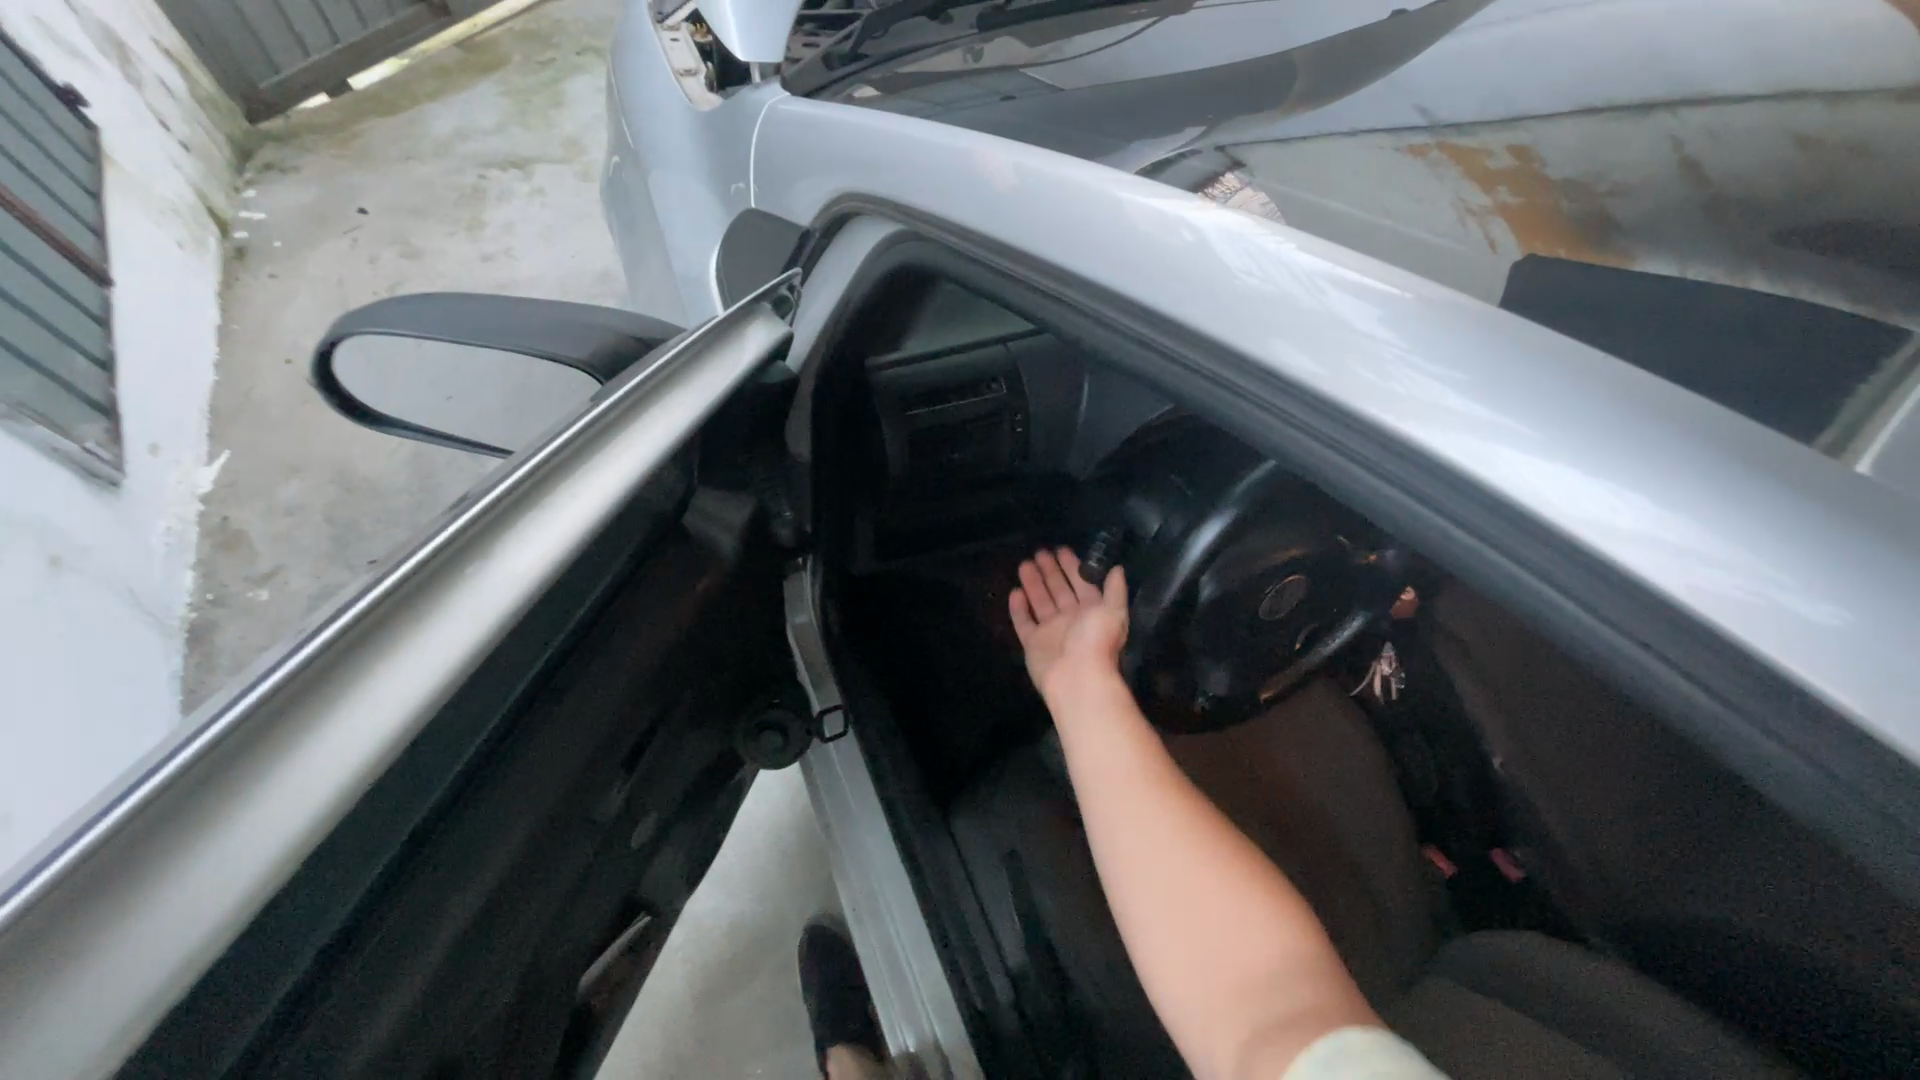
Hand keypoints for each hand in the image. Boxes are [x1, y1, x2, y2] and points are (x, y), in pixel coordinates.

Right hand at [1009, 547, 1129, 700]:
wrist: (1077, 676)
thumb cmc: (1096, 640)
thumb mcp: (1114, 610)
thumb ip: (1115, 589)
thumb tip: (1118, 569)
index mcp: (1091, 611)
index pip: (1081, 583)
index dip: (1072, 566)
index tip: (1061, 550)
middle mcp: (1071, 619)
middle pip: (1058, 590)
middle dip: (1050, 571)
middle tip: (1039, 552)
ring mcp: (1050, 631)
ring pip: (1040, 602)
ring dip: (1033, 583)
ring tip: (1024, 564)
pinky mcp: (1032, 643)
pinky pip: (1023, 622)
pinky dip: (1019, 608)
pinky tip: (1015, 592)